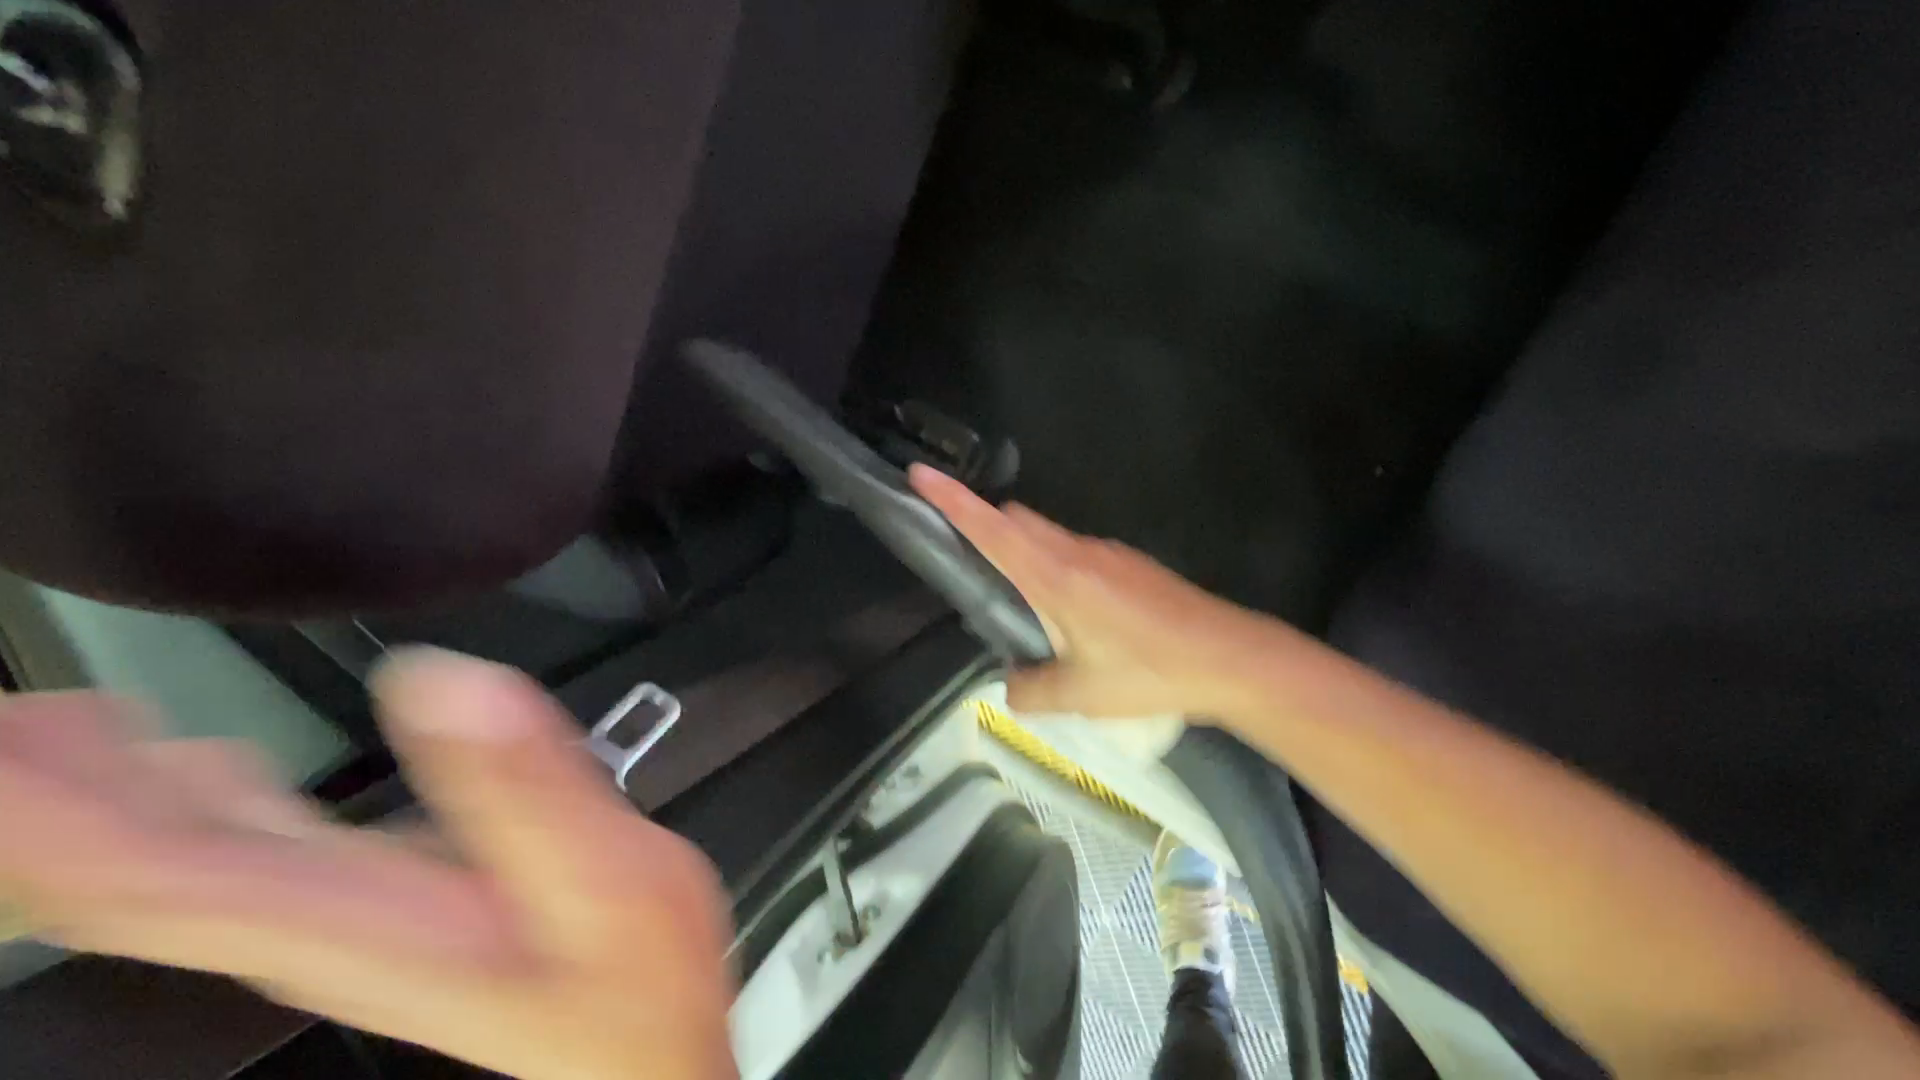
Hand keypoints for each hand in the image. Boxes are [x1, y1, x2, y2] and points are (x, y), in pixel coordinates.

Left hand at [0, 650, 735, 1079]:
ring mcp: (338, 914)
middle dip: (44, 795)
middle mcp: (313, 922)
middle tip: (15, 716)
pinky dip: (196, 804)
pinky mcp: (376, 899)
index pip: (139, 877)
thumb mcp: (604, 881)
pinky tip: (204, 763)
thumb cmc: (628, 984)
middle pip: (123, 874)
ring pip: (172, 863)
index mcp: (348, 919)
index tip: (13, 736)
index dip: (46, 813)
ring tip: (58, 722)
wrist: (636, 1042)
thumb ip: (524, 785)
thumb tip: (444, 683)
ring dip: (102, 795)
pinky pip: (249, 853)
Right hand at [911, 464, 1288, 721]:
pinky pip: (1077, 553)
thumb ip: (1030, 690)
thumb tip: (1007, 685)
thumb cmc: (1148, 671)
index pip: (992, 528)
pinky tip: (1072, 617)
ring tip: (1021, 603)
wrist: (1227, 656)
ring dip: (1024, 551)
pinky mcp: (1130, 565)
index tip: (919, 474)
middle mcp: (1078, 553)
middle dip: (985, 525)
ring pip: (1049, 536)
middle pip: (1018, 520)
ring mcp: (1108, 554)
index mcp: (1055, 576)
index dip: (952, 501)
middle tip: (967, 561)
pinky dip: (1057, 568)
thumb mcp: (1080, 695)